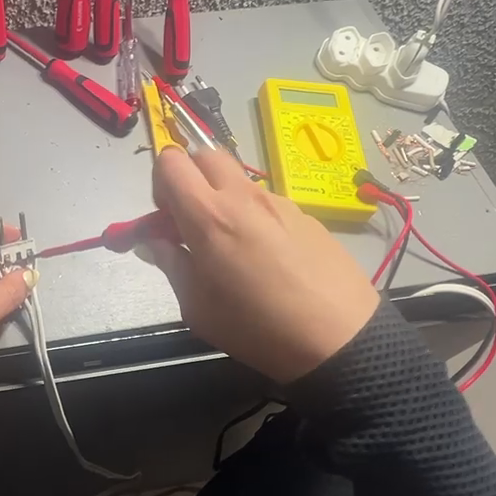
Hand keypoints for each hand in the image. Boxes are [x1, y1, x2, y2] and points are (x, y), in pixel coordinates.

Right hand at [150, 148, 377, 383]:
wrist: (341, 340)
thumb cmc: (256, 327)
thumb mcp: (196, 307)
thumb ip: (171, 265)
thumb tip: (154, 243)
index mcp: (208, 215)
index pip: (169, 162)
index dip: (160, 184)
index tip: (167, 219)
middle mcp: (242, 197)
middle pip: (204, 155)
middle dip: (191, 178)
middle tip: (194, 219)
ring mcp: (278, 203)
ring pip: (238, 181)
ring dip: (225, 199)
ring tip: (237, 247)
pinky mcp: (306, 216)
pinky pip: (268, 203)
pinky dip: (256, 218)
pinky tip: (271, 260)